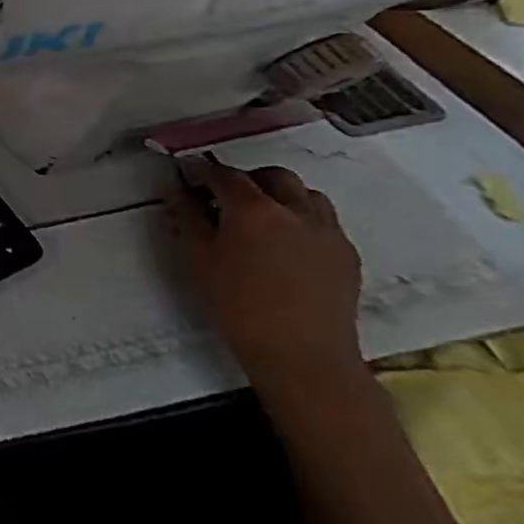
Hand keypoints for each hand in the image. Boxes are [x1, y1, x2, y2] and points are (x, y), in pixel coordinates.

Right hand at [168, 157, 363, 384]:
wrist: (300, 353)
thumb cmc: (237, 305)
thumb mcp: (198, 258)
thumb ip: (187, 216)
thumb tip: (177, 187)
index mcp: (254, 209)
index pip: (224, 175)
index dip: (201, 170)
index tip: (185, 171)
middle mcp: (295, 210)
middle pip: (271, 176)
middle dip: (244, 177)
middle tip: (221, 194)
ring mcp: (327, 230)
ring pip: (303, 193)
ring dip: (278, 193)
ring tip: (258, 215)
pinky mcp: (346, 252)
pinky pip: (322, 219)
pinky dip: (300, 217)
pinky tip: (285, 242)